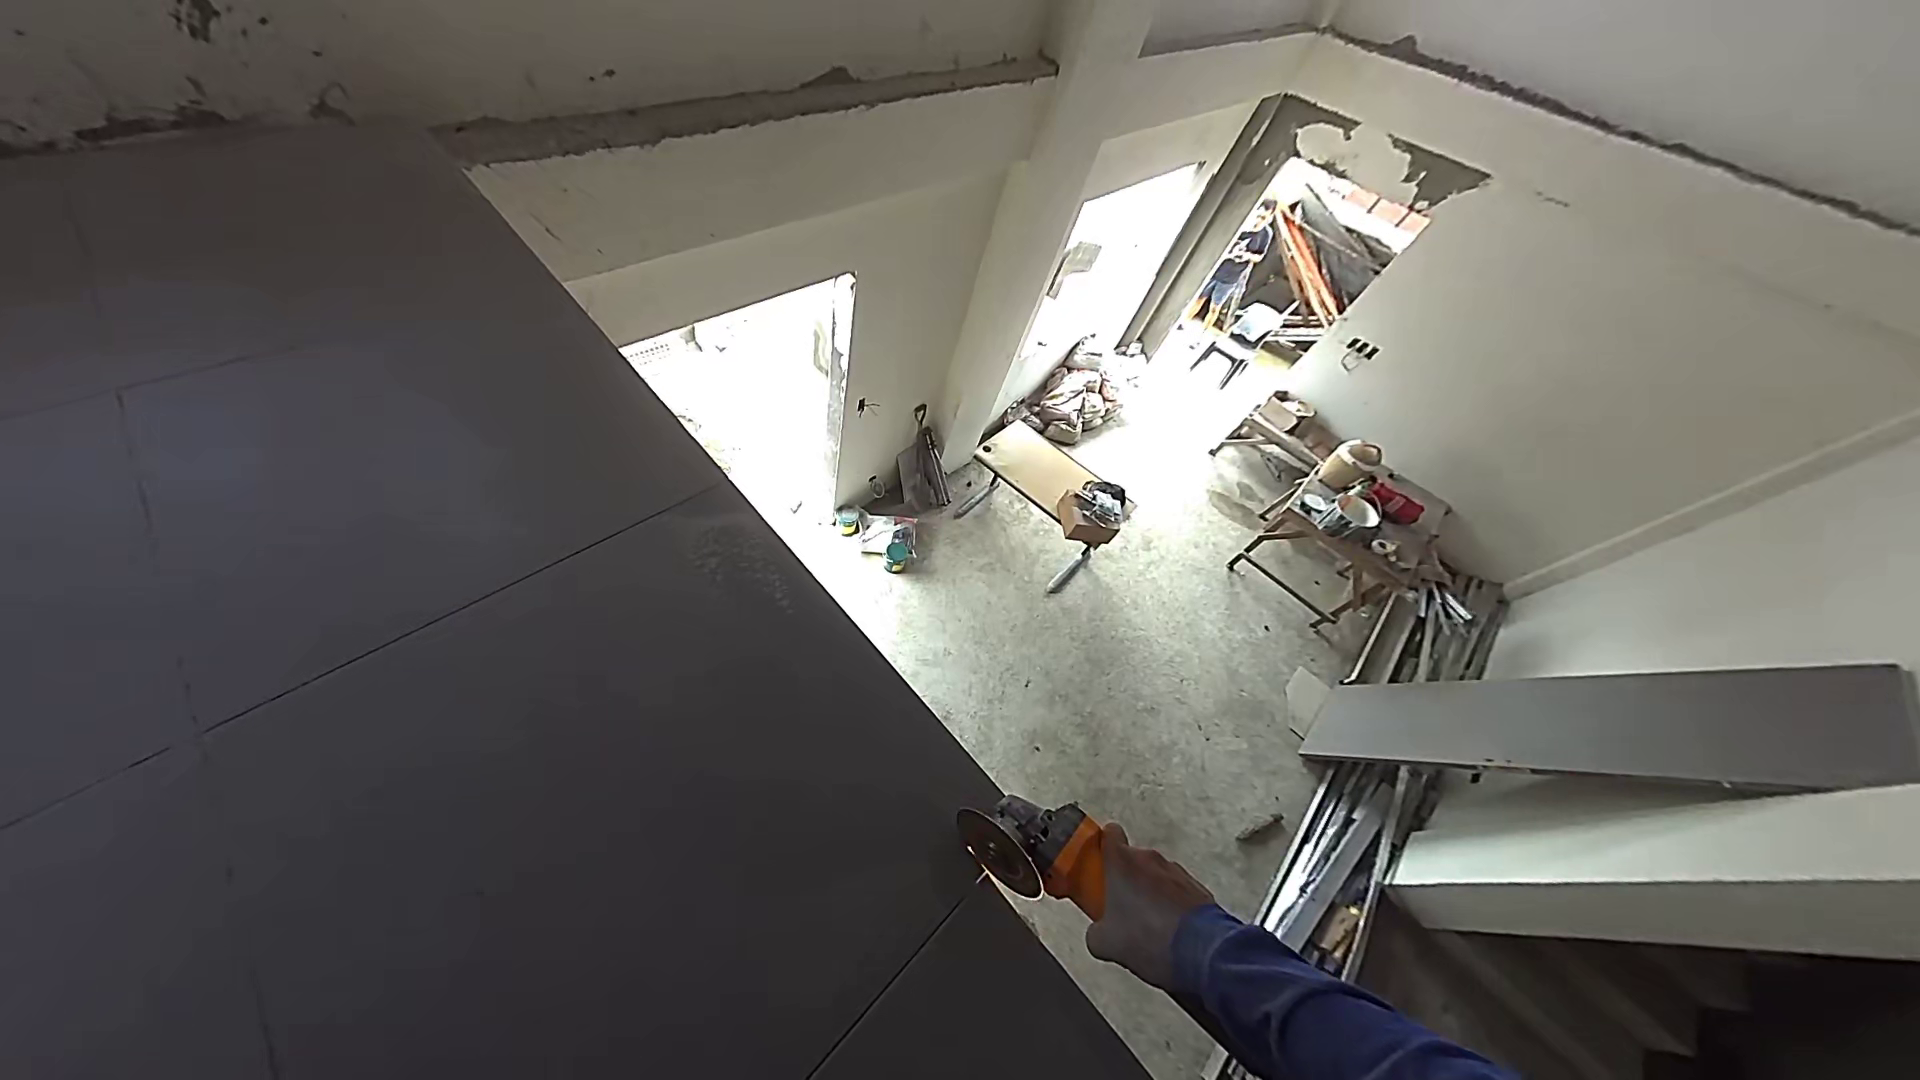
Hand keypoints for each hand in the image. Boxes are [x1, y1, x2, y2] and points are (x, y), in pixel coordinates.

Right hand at [1084, 824, 1215, 989]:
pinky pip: (1179, 892)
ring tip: (1152, 928)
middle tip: (1124, 909)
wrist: (1202, 953)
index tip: (1101, 864)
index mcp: (1122, 861)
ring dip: (1152, 894)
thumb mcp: (1107, 943)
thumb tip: (1097, 935)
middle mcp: (1149, 858)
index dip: (1105, 845)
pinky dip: (1174, 906)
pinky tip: (1173, 934)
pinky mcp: (1198, 888)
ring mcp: (1176, 871)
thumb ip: (1095, 933)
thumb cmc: (1150, 938)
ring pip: (1157, 876)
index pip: (1109, 833)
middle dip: (1128, 881)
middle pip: (1132, 860)